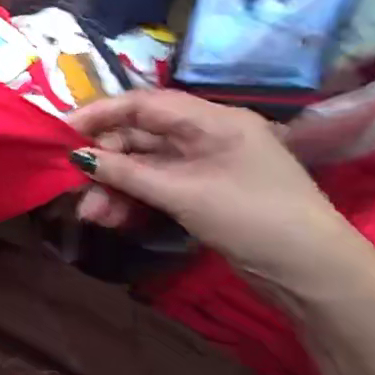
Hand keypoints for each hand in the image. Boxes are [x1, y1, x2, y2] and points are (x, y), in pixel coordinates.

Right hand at [66, 90, 361, 291]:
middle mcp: (207, 136)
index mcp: (214, 122)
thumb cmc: (252, 217)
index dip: (101, 113)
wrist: (311, 271)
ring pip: (142, 166)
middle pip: (140, 137)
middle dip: (104, 162)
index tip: (63, 131)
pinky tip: (111, 219)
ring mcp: (204, 166)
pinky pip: (154, 186)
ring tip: (91, 215)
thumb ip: (126, 173)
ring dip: (112, 187)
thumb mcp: (182, 193)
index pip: (146, 103)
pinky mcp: (201, 192)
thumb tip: (77, 157)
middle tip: (74, 186)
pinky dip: (130, 200)